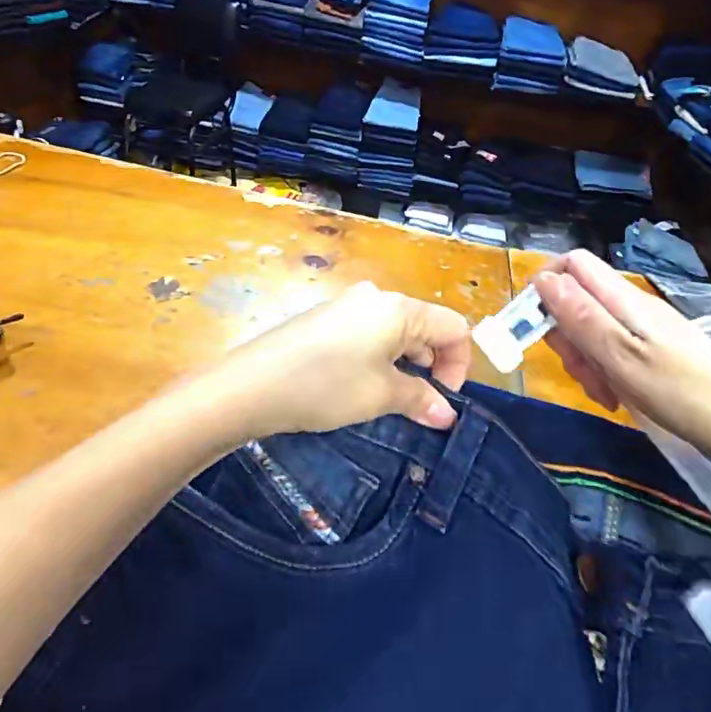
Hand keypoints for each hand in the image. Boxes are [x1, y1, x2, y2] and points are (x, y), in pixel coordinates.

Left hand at [202, 282, 470, 438]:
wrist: (251, 384)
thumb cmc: (325, 386)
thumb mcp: (380, 395)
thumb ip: (420, 399)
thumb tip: (447, 414)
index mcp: (398, 308)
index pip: (454, 327)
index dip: (459, 365)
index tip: (443, 399)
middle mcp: (376, 297)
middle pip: (426, 326)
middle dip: (433, 365)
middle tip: (420, 405)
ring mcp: (348, 305)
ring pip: (397, 331)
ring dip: (406, 365)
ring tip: (392, 400)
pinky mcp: (327, 318)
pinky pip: (370, 333)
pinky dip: (380, 358)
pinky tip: (361, 386)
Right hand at [533, 250, 710, 479]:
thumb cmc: (687, 395)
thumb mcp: (623, 359)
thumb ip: (582, 318)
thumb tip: (543, 280)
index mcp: (624, 300)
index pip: (572, 265)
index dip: (546, 286)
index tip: (536, 328)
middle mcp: (633, 307)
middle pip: (578, 300)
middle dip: (565, 334)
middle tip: (579, 372)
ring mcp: (647, 331)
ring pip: (593, 330)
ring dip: (585, 360)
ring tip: (604, 394)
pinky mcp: (658, 354)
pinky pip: (615, 352)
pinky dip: (606, 373)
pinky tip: (619, 399)